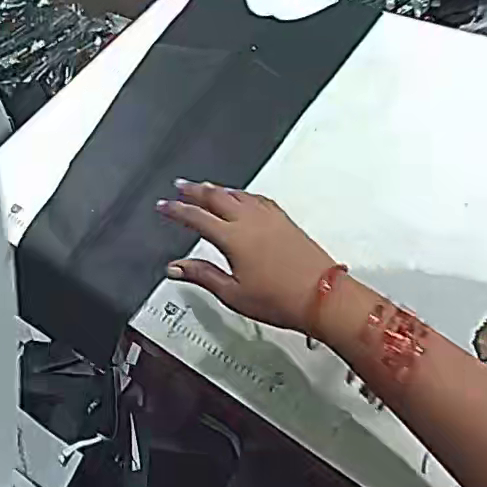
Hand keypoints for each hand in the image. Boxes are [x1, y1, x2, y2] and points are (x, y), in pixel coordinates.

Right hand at [157, 180, 338, 335]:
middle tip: (180, 187)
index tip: (163, 206)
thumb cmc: (280, 299)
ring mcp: (269, 218)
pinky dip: (242, 194)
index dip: (176, 210)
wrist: (324, 297)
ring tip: (204, 187)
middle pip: (215, 197)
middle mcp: (250, 221)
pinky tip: (242, 197)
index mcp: (233, 237)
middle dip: (194, 191)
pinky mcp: (285, 221)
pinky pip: (257, 199)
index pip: (196, 217)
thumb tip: (175, 268)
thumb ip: (201, 275)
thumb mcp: (232, 293)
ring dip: (217, 189)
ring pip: (237, 194)